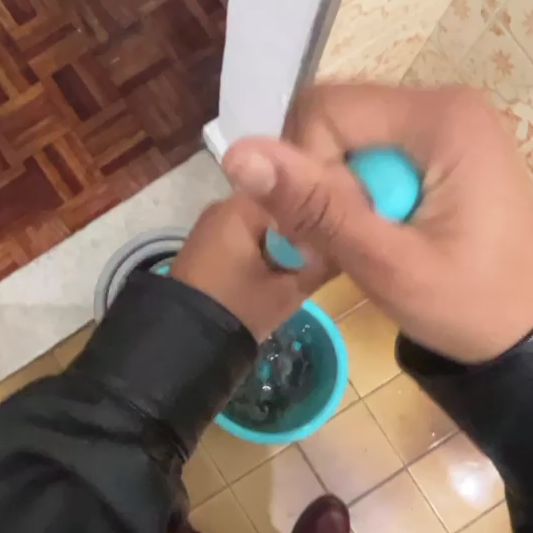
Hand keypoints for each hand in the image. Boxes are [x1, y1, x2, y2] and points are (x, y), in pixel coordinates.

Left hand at [170, 196, 330, 339]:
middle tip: (329, 246)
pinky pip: (245, 235)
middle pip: (280, 207)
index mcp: (247, 206)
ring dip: (283, 238)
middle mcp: (226, 204)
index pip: (298, 192)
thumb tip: (347, 245)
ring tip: (309, 257)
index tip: (341, 227)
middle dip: (303, 225)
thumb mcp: (289, 290)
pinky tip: (279, 266)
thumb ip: (322, 263)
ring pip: (263, 223)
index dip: (322, 210)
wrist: (185, 339)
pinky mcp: (206, 243)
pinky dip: (263, 247)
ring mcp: (213, 223)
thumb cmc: (240, 307)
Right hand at [220, 84, 532, 363]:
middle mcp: (444, 104)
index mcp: (441, 117)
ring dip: (336, 196)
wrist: (532, 336)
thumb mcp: (387, 265)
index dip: (304, 170)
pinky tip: (377, 236)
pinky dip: (360, 198)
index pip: (324, 110)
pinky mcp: (443, 149)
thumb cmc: (471, 306)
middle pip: (334, 122)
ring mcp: (446, 125)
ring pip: (346, 142)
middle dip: (319, 185)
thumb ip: (315, 207)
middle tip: (338, 249)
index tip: (323, 233)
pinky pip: (371, 156)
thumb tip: (237, 153)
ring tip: (360, 248)